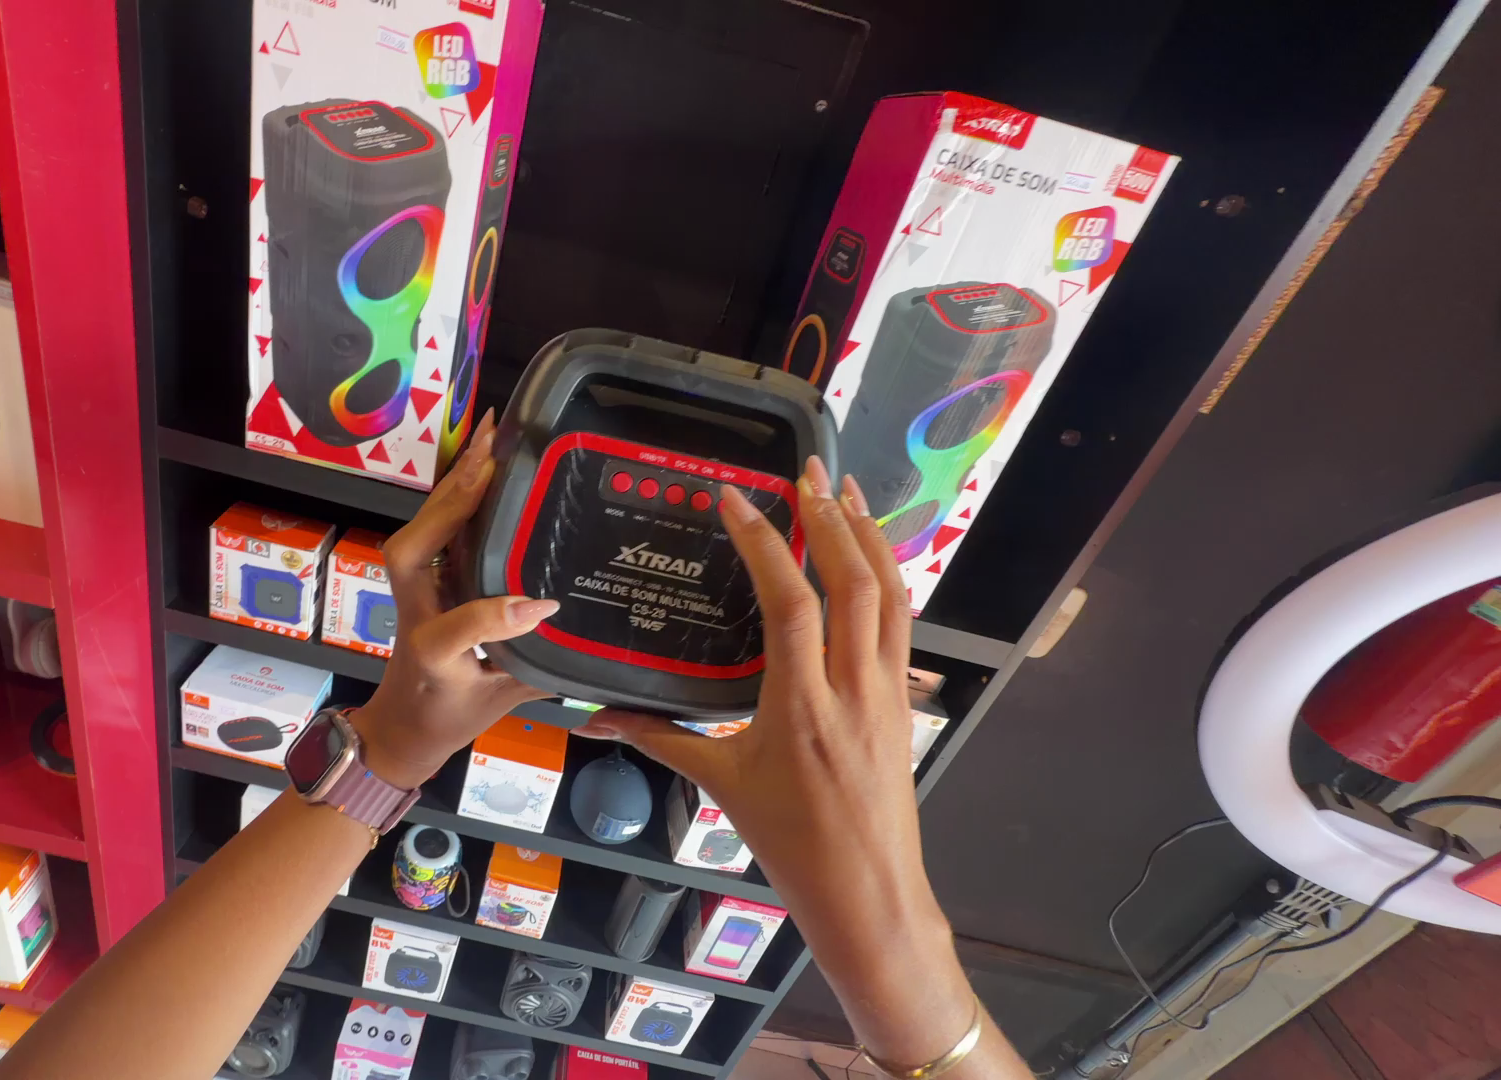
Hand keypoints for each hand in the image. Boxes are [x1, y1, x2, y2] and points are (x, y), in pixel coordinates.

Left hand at [352, 412, 560, 788]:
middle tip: (493, 448)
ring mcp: (414, 592)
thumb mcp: (498, 705)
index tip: (543, 606)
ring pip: (419, 531)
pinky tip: (479, 469)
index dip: (496, 614)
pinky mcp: (422, 580)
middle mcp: (415, 615)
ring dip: (451, 486)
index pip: (457, 628)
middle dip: (451, 498)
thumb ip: (540, 675)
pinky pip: (431, 531)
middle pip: (413, 551)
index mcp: (433, 656)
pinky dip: (453, 497)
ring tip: (488, 441)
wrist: (398, 727)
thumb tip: (592, 654)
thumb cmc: (446, 719)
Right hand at [578, 456, 991, 1070]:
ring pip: (890, 597)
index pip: (790, 604)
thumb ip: (659, 739)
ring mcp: (888, 690)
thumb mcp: (722, 785)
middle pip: (854, 584)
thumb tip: (596, 718)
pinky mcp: (903, 699)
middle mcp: (852, 686)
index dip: (766, 543)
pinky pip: (902, 623)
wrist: (870, 895)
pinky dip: (889, 576)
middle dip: (831, 517)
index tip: (738, 500)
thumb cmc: (791, 841)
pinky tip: (875, 554)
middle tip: (808, 469)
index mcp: (800, 705)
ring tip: (849, 489)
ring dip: (871, 536)